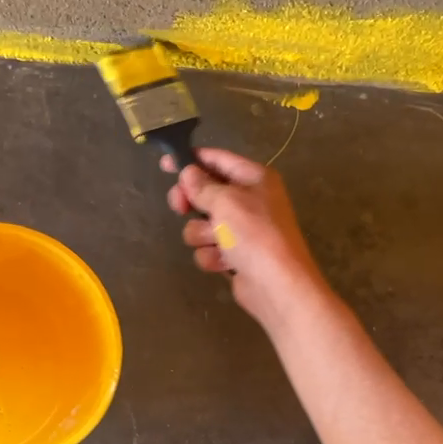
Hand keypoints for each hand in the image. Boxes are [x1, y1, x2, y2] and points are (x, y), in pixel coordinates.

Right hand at [163, 148, 329, 329]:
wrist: (276, 283)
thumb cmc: (254, 233)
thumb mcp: (226, 201)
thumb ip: (202, 185)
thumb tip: (188, 173)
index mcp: (254, 178)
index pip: (218, 159)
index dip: (191, 160)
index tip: (166, 163)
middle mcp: (249, 200)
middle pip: (206, 193)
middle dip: (191, 202)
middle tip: (180, 207)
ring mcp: (241, 230)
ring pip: (202, 224)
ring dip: (203, 235)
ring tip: (217, 242)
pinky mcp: (235, 255)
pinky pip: (209, 248)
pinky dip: (213, 255)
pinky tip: (225, 263)